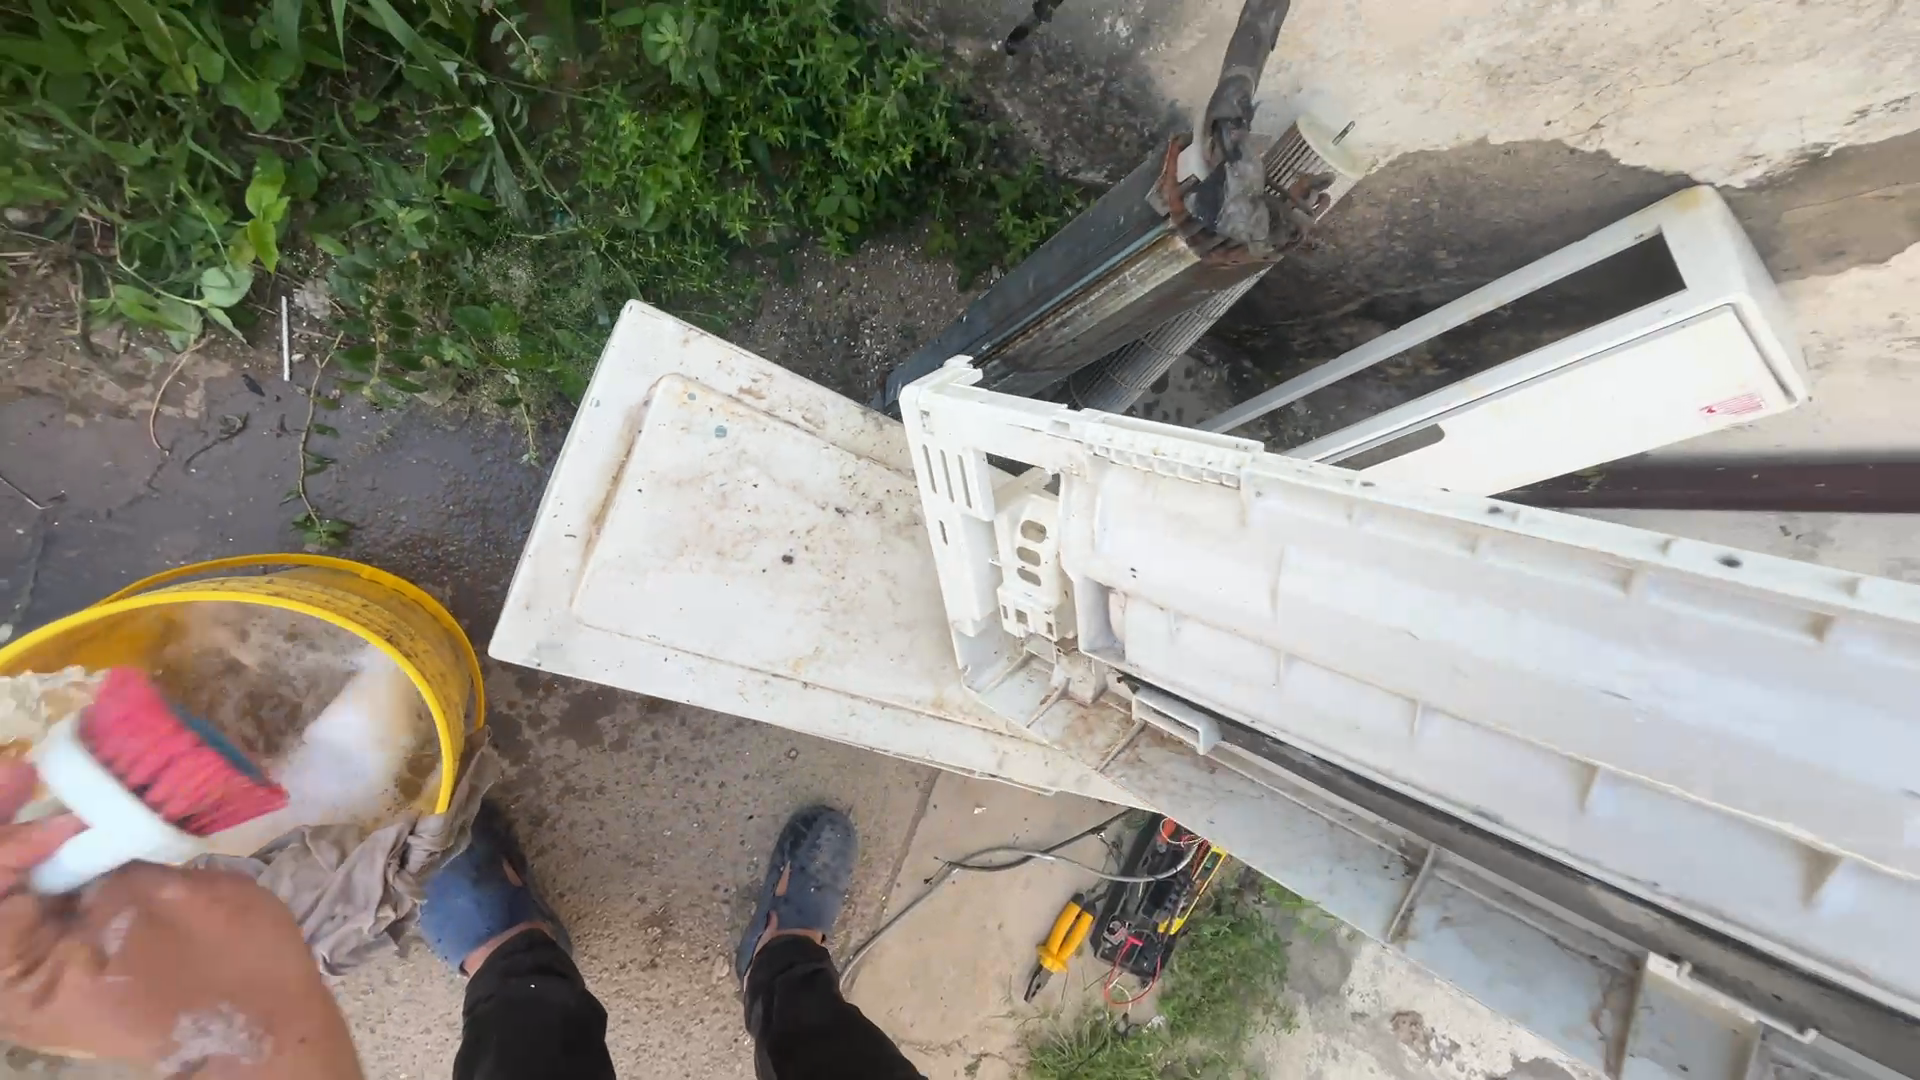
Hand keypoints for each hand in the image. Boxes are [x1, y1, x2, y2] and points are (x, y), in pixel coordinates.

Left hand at [0, 763, 362, 1077]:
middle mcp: (6, 970)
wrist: (259, 1018)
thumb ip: (113, 864)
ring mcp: (35, 962)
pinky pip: (42, 898)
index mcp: (9, 975)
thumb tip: (78, 829)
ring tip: (35, 788)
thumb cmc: (222, 962)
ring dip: (20, 843)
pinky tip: (80, 826)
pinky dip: (53, 860)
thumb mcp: (172, 904)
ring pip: (12, 891)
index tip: (55, 795)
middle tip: (21, 772)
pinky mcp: (70, 948)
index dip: (2, 840)